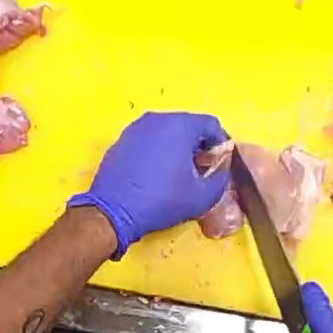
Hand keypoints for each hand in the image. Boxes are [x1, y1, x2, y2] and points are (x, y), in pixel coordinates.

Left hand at [68, 111, 229, 259]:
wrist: (112, 213)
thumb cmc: (160, 201)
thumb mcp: (201, 197)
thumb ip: (220, 180)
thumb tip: (220, 172)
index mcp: (180, 124)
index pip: (212, 126)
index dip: (220, 147)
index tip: (218, 167)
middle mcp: (156, 119)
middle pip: (188, 128)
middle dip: (198, 148)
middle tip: (199, 174)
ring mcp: (135, 130)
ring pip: (166, 134)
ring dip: (177, 151)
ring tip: (177, 178)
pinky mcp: (120, 143)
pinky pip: (147, 143)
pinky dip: (156, 155)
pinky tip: (155, 178)